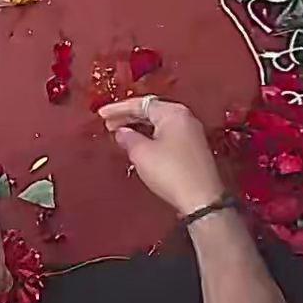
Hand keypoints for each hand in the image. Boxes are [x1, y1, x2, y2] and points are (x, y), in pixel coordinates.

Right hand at [98, 96, 227, 215]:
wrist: (201, 198)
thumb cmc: (170, 171)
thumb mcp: (141, 153)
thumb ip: (128, 138)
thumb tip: (122, 132)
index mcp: (172, 112)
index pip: (141, 104)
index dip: (118, 109)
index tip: (101, 114)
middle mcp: (184, 117)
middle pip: (151, 111)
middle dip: (127, 117)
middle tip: (107, 124)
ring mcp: (190, 133)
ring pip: (158, 123)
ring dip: (138, 127)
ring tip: (118, 133)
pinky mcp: (192, 148)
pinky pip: (165, 134)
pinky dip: (149, 136)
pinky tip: (137, 144)